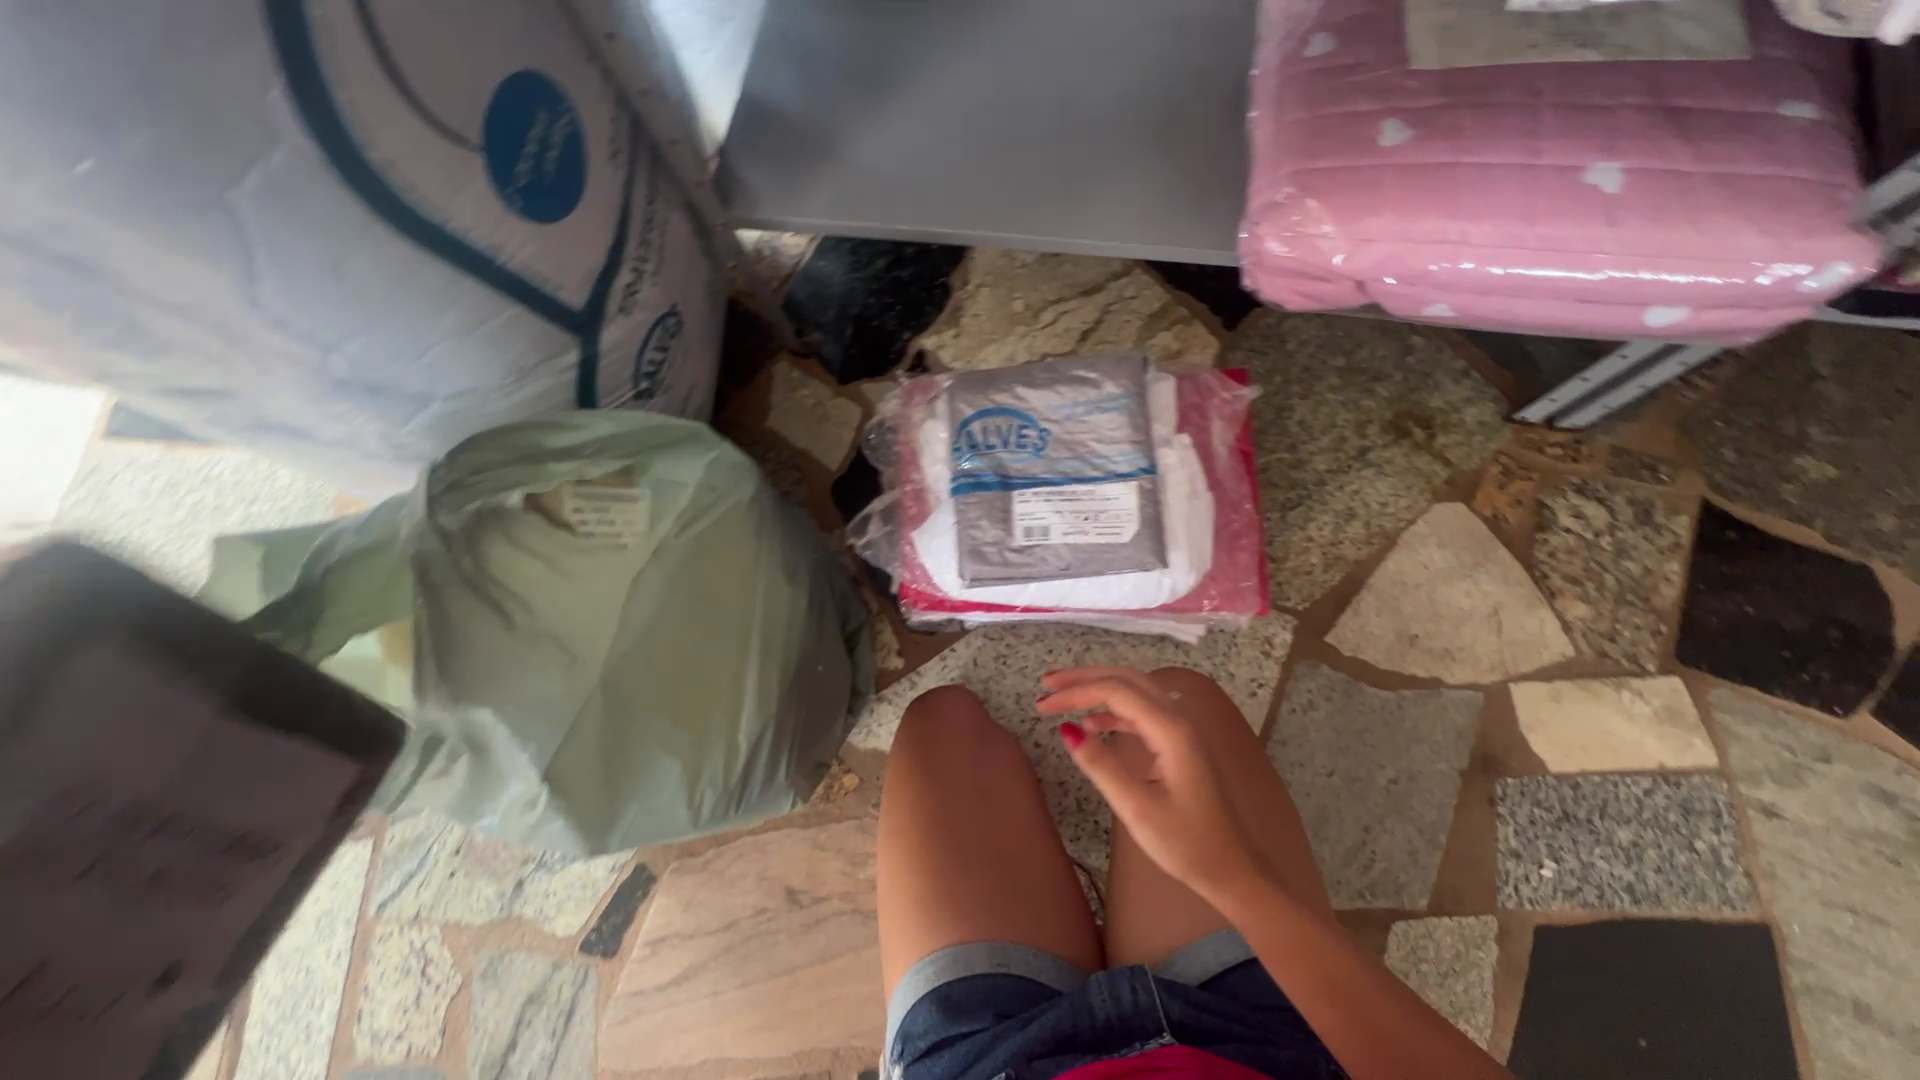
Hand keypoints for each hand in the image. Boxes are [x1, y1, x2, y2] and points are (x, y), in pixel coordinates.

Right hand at [1038, 668, 1265, 900]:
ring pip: (1136, 692)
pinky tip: (1092, 724)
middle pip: (1127, 679)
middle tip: (1047, 684)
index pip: (1117, 691)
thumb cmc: (1185, 843)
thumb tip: (1066, 730)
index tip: (1042, 705)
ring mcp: (1181, 732)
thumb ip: (1100, 765)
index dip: (1077, 692)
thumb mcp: (1136, 807)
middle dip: (1085, 677)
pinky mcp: (1179, 746)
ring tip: (1062, 698)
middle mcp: (1179, 721)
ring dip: (1099, 690)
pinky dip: (1113, 711)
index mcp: (1171, 731)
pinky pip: (1142, 713)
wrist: (1232, 869)